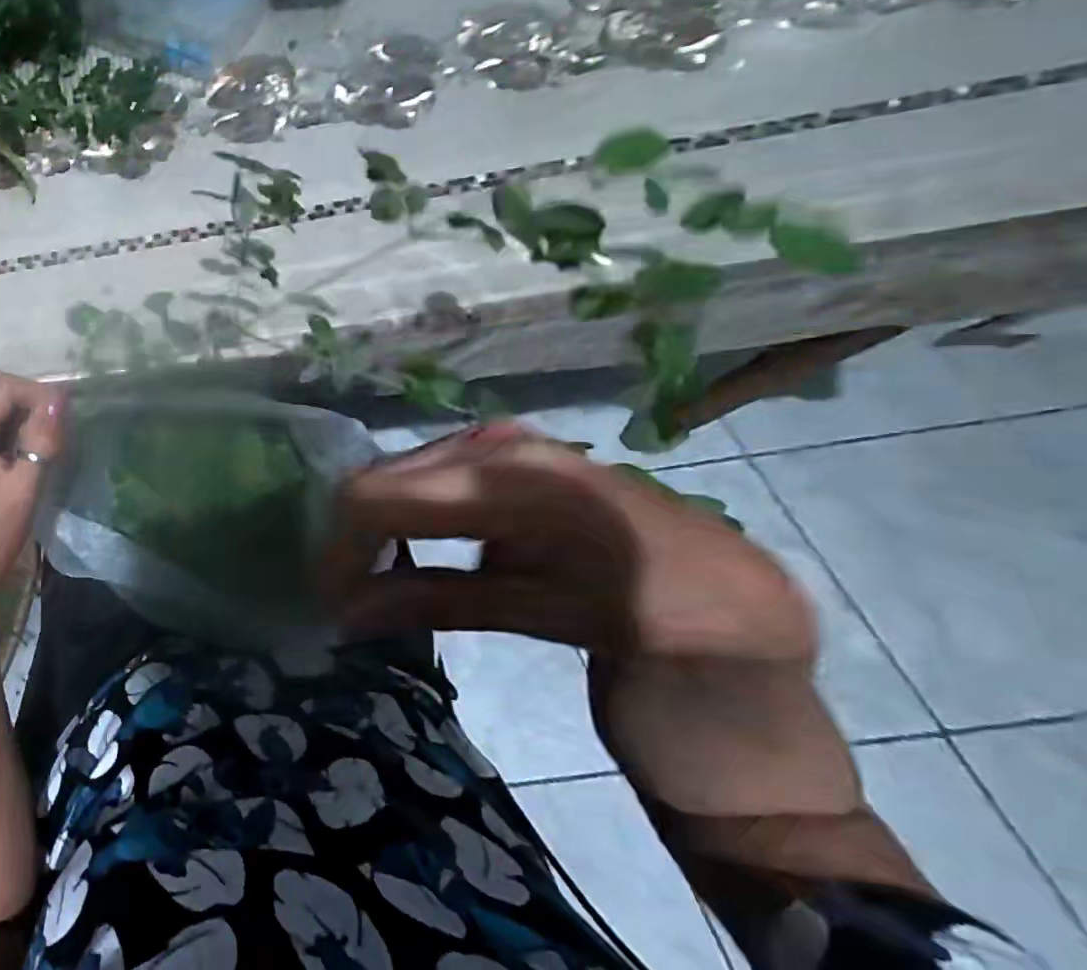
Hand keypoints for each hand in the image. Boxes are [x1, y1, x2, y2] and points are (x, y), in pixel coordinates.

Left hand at [0, 372, 63, 647]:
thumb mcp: (23, 488)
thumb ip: (40, 439)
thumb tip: (59, 398)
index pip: (0, 389)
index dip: (36, 392)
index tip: (66, 412)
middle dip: (26, 393)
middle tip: (57, 418)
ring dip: (17, 406)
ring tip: (46, 428)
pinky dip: (5, 420)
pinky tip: (27, 439)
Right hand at [324, 422, 855, 816]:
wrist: (757, 627)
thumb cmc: (669, 642)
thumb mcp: (546, 623)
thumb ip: (435, 603)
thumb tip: (339, 611)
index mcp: (528, 481)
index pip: (390, 496)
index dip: (344, 547)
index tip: (329, 603)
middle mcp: (516, 445)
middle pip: (390, 478)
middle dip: (353, 536)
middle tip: (339, 600)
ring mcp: (519, 447)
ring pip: (408, 475)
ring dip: (377, 526)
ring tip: (363, 580)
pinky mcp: (520, 462)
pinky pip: (438, 478)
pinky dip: (408, 516)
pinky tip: (404, 552)